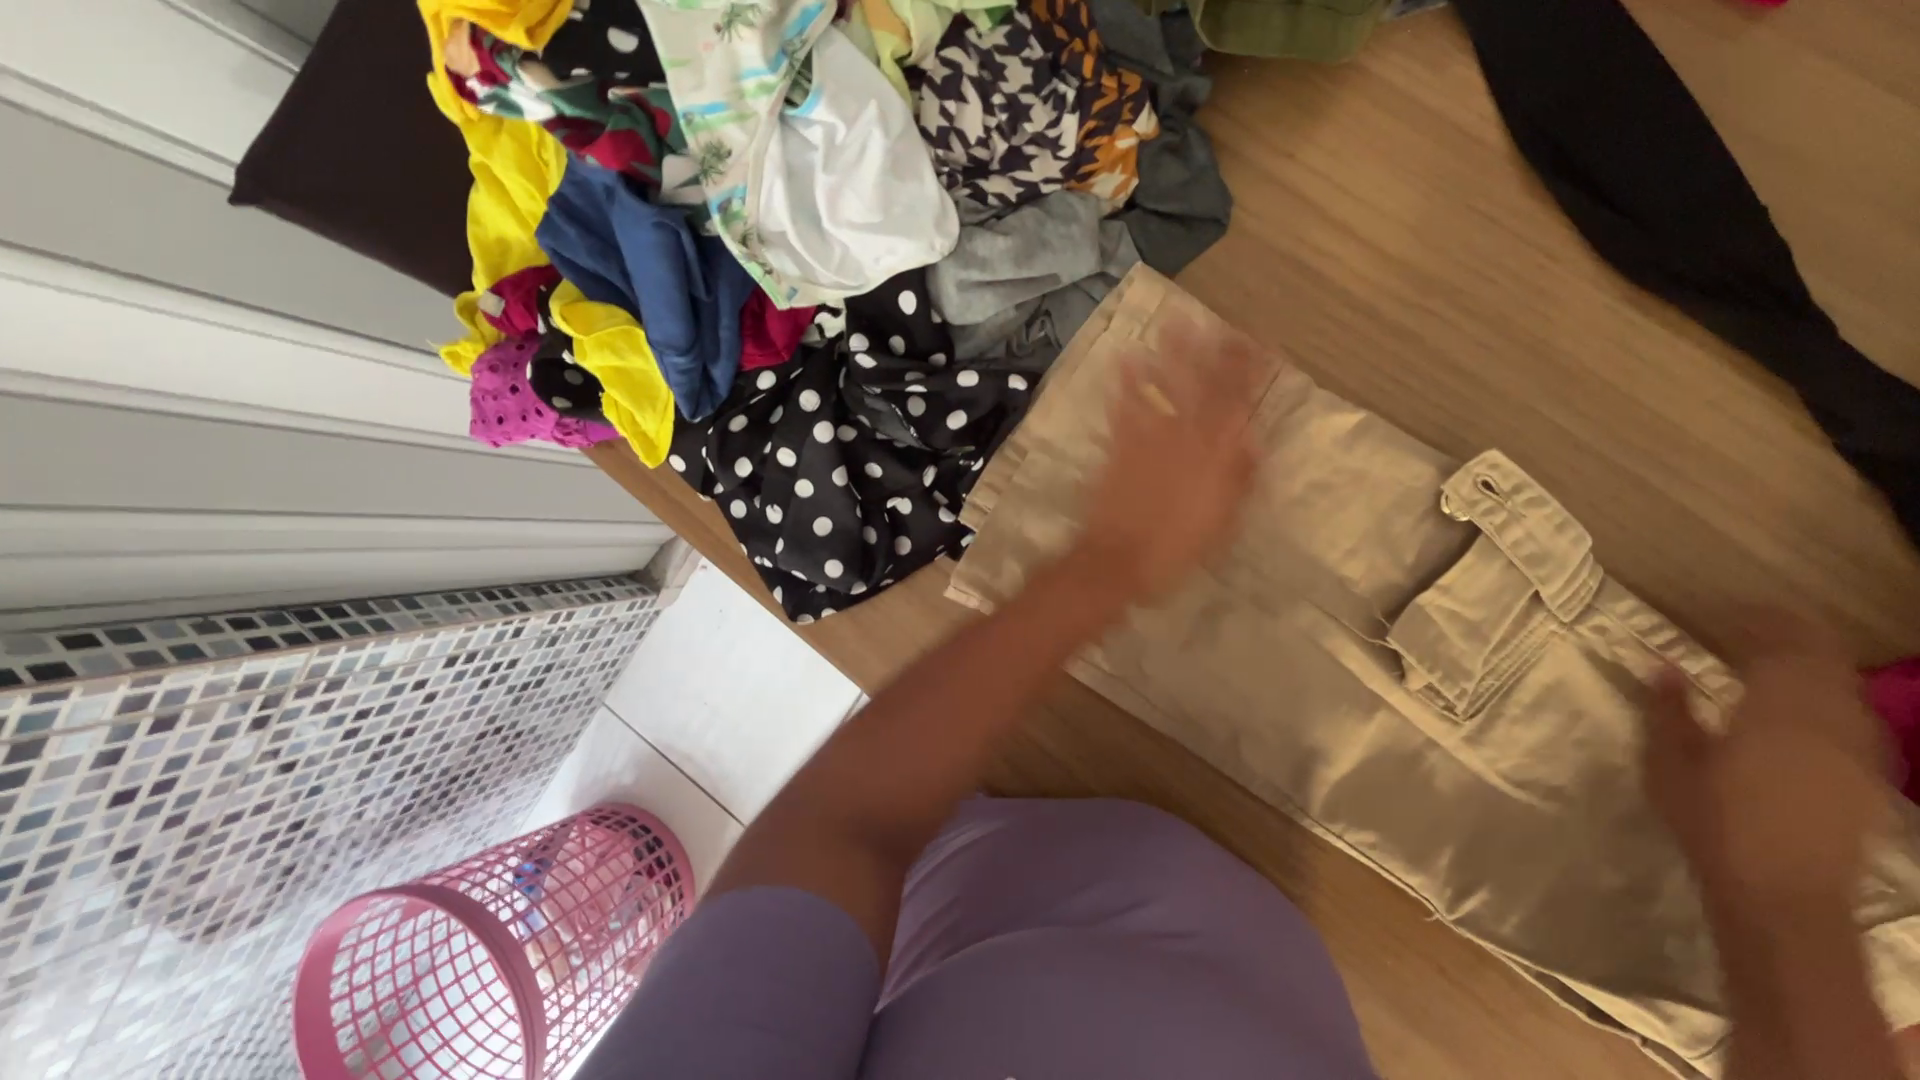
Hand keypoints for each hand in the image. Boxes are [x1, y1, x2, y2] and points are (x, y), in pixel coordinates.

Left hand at [1072, 315, 1260, 600]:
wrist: (1120, 559)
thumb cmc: (1179, 548)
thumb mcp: (1223, 519)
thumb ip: (1239, 477)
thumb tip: (1252, 442)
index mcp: (1218, 453)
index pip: (1240, 401)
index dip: (1252, 369)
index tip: (1263, 342)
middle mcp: (1186, 435)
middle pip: (1204, 384)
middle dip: (1214, 349)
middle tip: (1219, 320)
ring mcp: (1149, 435)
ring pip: (1164, 385)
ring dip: (1171, 352)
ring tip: (1176, 319)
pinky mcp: (1118, 443)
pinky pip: (1124, 404)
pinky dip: (1126, 380)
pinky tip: (1125, 356)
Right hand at [1642, 609, 1890, 915]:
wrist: (1783, 896)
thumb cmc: (1713, 823)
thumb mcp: (1670, 764)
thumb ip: (1668, 711)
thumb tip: (1660, 665)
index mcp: (1778, 709)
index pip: (1783, 644)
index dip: (1762, 621)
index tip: (1731, 611)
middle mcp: (1830, 720)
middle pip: (1824, 660)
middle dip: (1793, 638)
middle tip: (1755, 629)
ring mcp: (1859, 750)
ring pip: (1845, 689)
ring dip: (1814, 669)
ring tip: (1776, 667)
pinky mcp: (1869, 777)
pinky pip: (1853, 719)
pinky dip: (1828, 701)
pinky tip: (1803, 716)